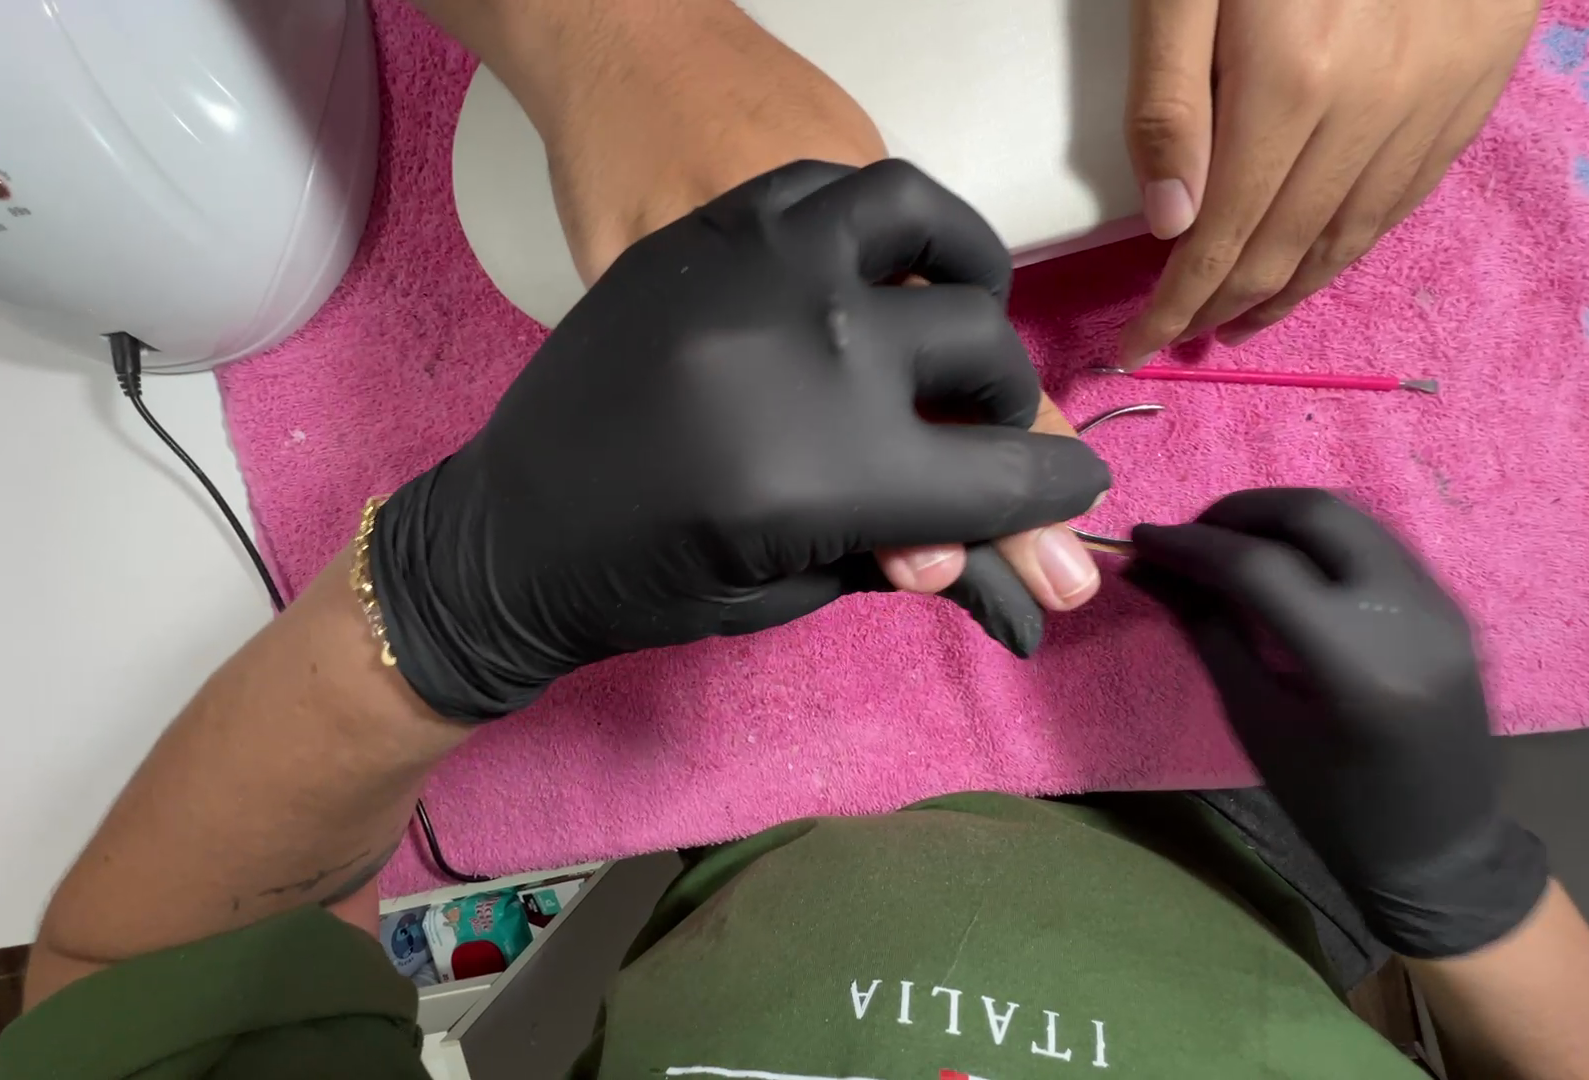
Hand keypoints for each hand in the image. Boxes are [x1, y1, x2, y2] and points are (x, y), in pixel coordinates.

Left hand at [370, 161, 1109, 721]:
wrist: (512, 527)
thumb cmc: (644, 586)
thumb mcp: (783, 593)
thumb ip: (895, 549)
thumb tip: (980, 542)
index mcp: (827, 478)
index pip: (998, 478)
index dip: (1053, 496)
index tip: (1076, 493)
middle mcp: (811, 359)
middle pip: (980, 352)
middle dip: (1011, 409)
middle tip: (990, 438)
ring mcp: (761, 273)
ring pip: (928, 230)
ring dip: (970, 279)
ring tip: (962, 314)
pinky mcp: (714, 232)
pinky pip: (836, 188)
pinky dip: (885, 222)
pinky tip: (881, 268)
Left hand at [1117, 0, 1537, 360]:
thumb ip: (1169, 106)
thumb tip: (1171, 226)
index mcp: (1289, 87)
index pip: (1214, 246)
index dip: (1171, 311)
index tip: (1136, 351)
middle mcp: (1373, 106)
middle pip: (1277, 255)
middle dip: (1218, 311)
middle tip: (1182, 337)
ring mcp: (1440, 91)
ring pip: (1346, 241)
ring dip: (1285, 295)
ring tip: (1242, 324)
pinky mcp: (1484, 74)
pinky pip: (1407, 197)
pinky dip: (1351, 249)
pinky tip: (1317, 267)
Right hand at [1126, 489, 1546, 956]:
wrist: (1441, 847)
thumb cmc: (1330, 802)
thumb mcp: (1254, 720)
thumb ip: (1207, 631)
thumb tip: (1154, 571)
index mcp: (1357, 665)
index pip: (1260, 568)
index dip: (1190, 544)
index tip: (1142, 537)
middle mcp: (1409, 617)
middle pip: (1314, 514)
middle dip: (1237, 511)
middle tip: (1190, 536)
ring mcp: (1440, 605)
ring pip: (1348, 517)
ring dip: (1275, 516)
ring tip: (1225, 544)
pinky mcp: (1448, 605)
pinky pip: (1371, 541)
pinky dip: (1313, 536)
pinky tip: (1278, 561)